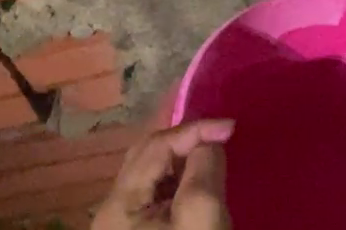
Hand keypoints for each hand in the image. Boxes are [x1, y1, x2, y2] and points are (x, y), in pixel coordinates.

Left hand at [90, 120, 233, 228]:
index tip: (232, 126)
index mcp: (120, 202)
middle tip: (217, 125)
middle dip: (183, 133)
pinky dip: (178, 174)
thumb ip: (204, 168)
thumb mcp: (201, 214)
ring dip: (181, 153)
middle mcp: (113, 208)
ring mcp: (123, 223)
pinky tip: (197, 172)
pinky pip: (156, 190)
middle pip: (147, 152)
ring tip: (210, 142)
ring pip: (151, 171)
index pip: (159, 144)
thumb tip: (209, 143)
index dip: (197, 128)